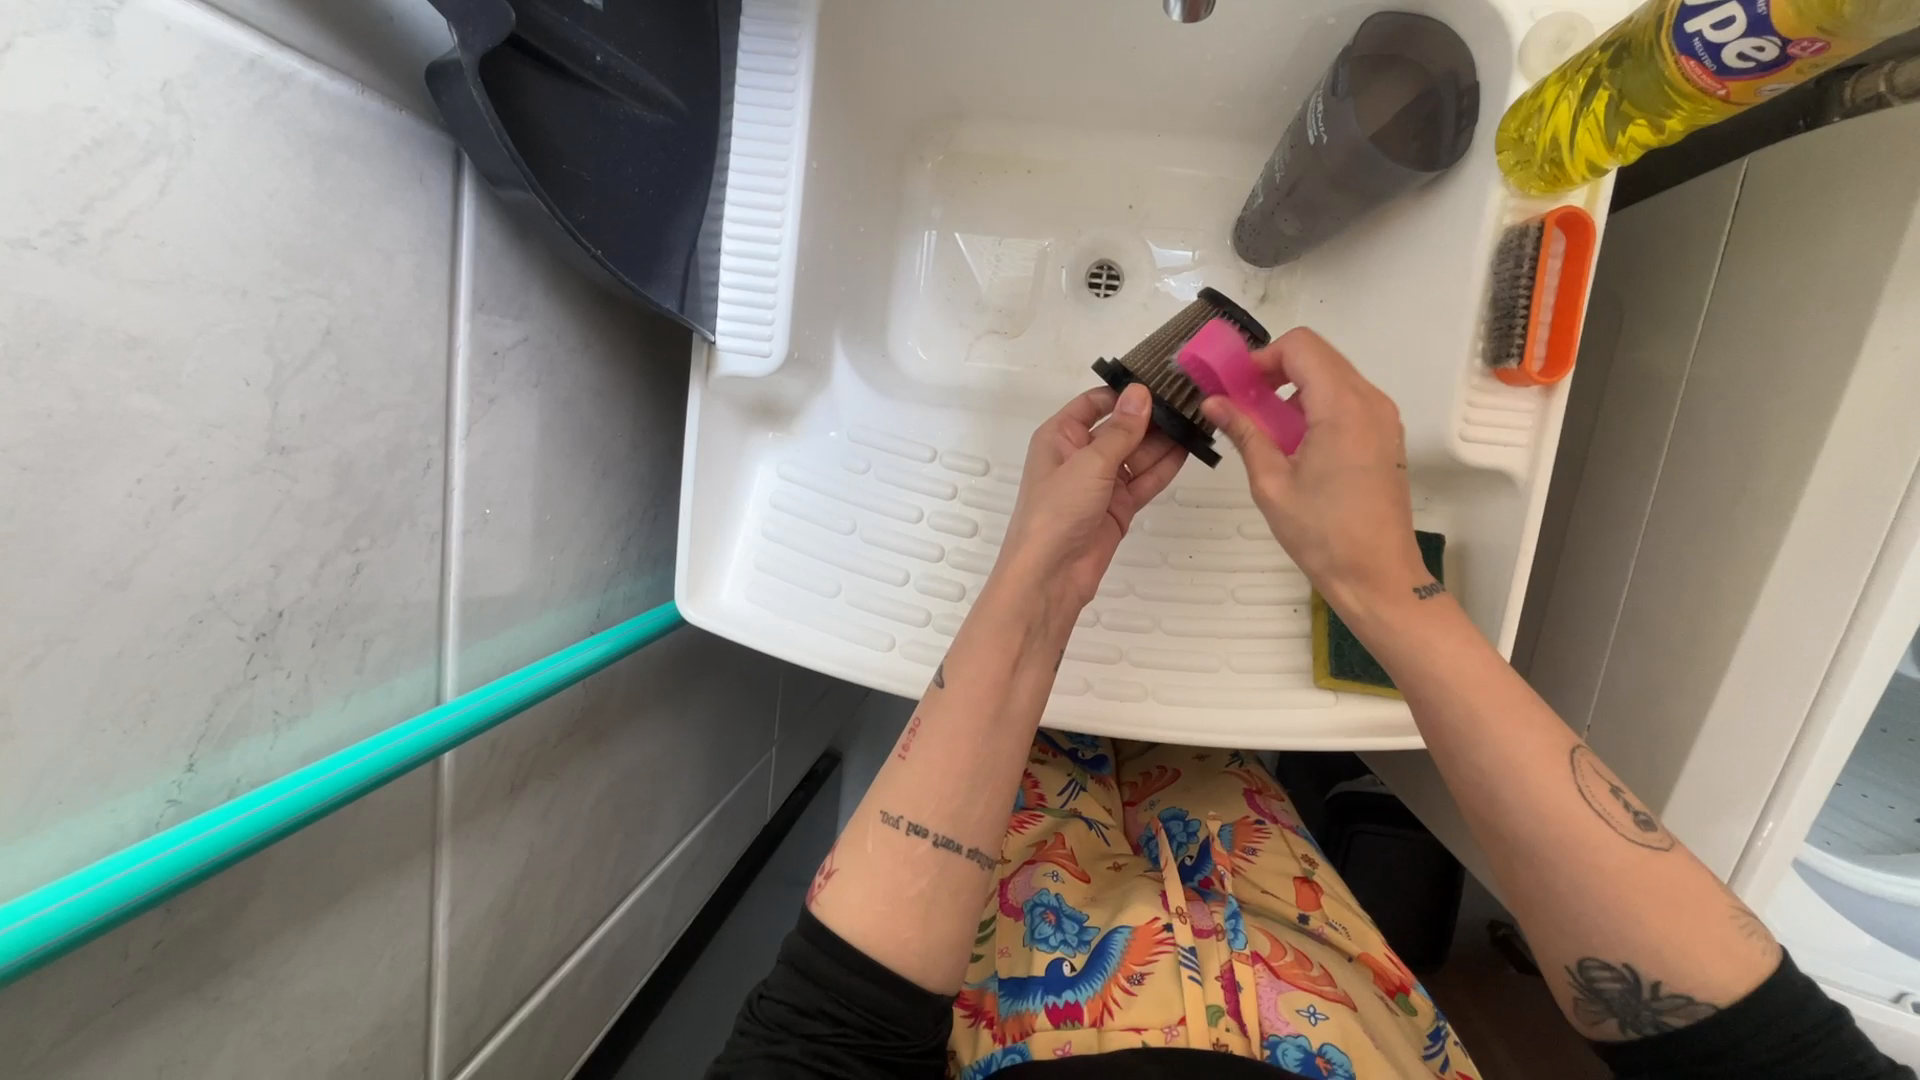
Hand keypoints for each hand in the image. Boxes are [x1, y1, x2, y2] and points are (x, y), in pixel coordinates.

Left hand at [994, 383, 1184, 621]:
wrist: (1050, 574)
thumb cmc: (1057, 510)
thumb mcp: (1088, 463)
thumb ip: (1120, 430)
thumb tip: (1141, 393)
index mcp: (1060, 436)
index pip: (1095, 403)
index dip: (1125, 393)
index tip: (1161, 381)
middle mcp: (1079, 456)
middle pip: (1120, 428)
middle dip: (1152, 416)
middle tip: (1192, 400)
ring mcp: (1100, 483)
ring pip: (1136, 454)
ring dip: (1164, 440)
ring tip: (1199, 420)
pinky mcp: (1117, 508)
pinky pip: (1144, 480)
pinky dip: (1164, 467)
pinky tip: (1189, 450)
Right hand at [1200, 327, 1428, 617]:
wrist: (1375, 574)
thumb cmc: (1321, 532)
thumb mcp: (1271, 482)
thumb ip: (1244, 432)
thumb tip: (1214, 402)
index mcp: (1342, 407)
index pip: (1300, 347)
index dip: (1261, 358)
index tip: (1235, 387)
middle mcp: (1369, 402)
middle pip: (1317, 356)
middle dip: (1274, 370)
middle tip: (1241, 404)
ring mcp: (1382, 418)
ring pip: (1332, 376)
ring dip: (1293, 389)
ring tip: (1263, 428)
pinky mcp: (1383, 436)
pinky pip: (1345, 400)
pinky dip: (1313, 406)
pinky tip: (1292, 443)